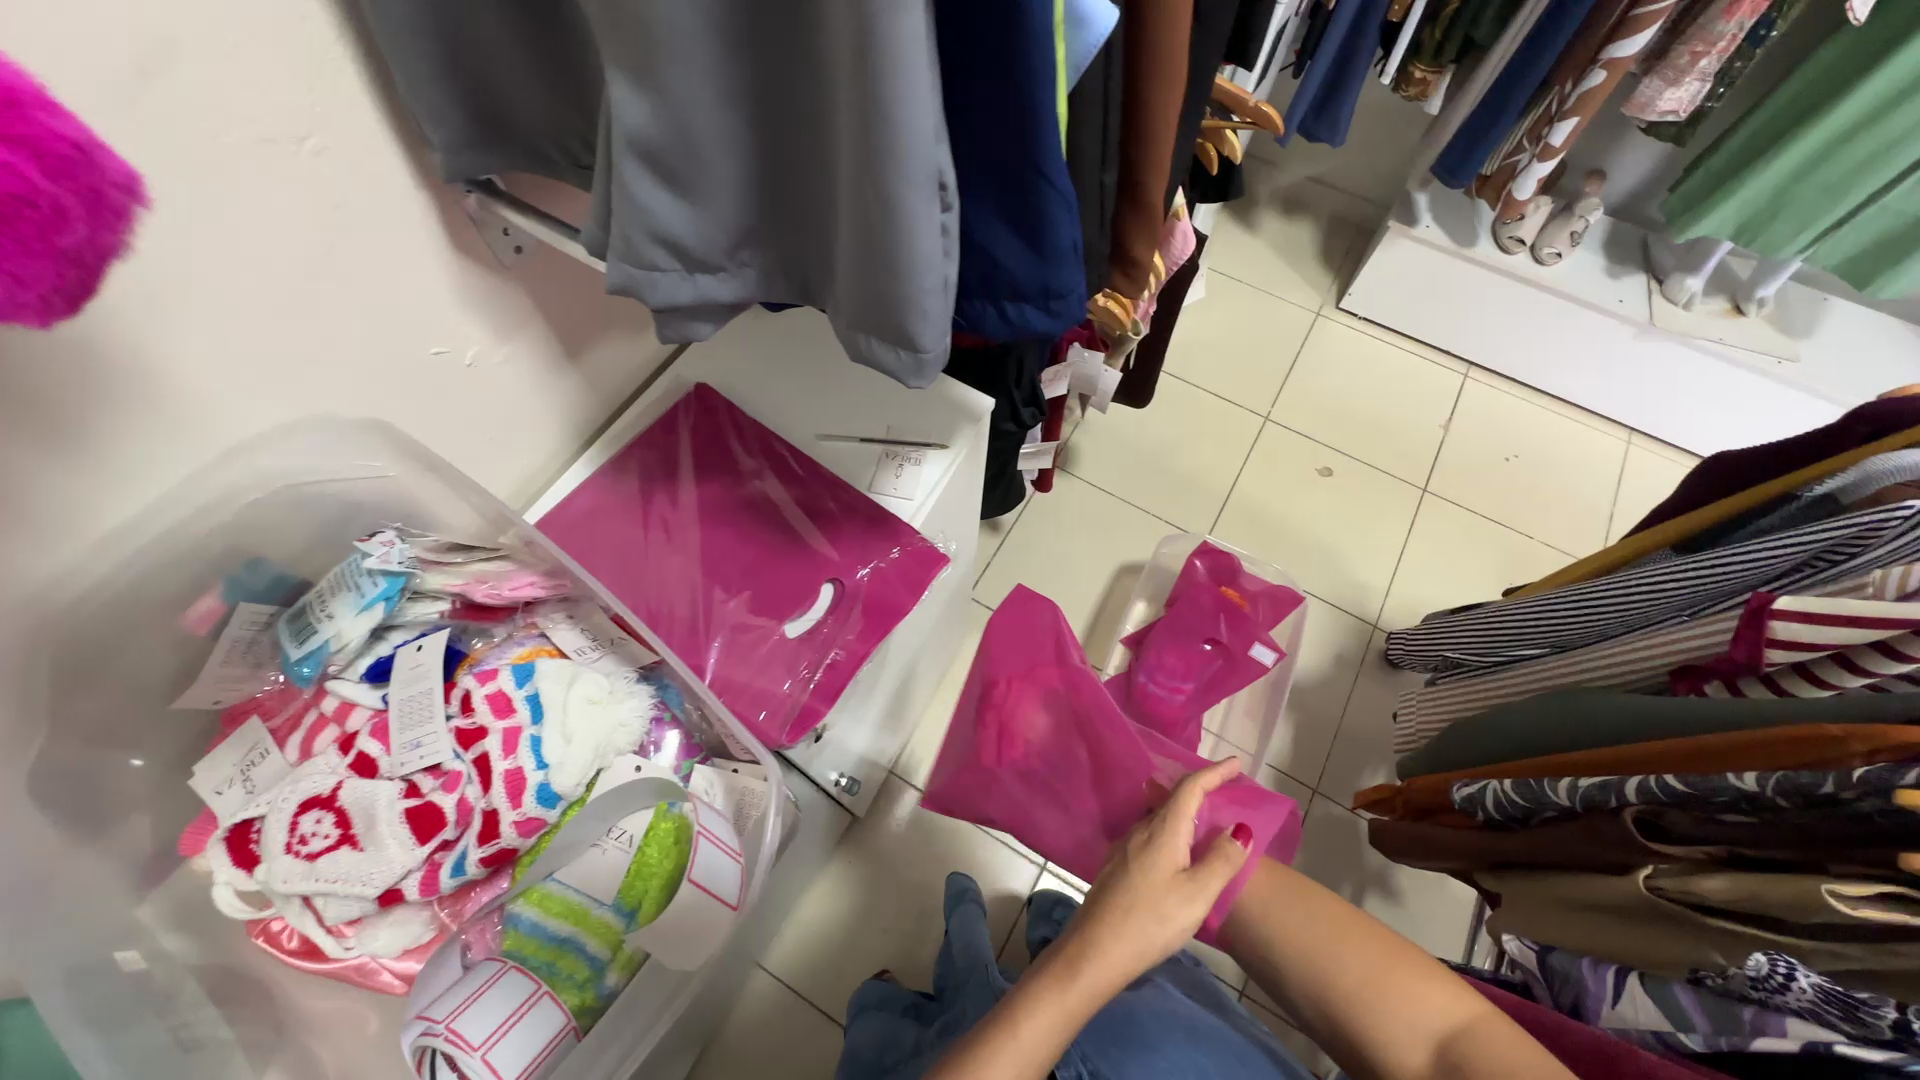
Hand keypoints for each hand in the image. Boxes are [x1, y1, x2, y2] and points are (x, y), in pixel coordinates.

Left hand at [1056, 757, 1253, 990]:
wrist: (1095, 949)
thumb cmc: (1152, 920)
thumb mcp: (1197, 894)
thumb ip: (1221, 860)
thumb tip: (1241, 828)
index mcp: (1162, 830)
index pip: (1190, 788)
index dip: (1214, 772)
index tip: (1235, 763)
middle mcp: (1140, 830)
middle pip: (1172, 798)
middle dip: (1200, 789)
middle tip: (1226, 789)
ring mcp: (1124, 846)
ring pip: (1158, 817)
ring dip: (1183, 811)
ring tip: (1205, 818)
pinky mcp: (1117, 865)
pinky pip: (1149, 834)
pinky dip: (1169, 829)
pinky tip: (1175, 849)